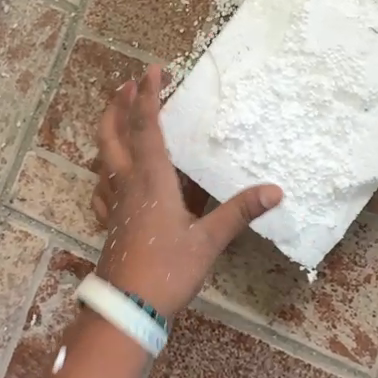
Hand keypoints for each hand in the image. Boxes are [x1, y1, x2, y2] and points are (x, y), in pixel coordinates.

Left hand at [90, 66, 281, 316]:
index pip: (147, 127)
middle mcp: (128, 183)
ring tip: (118, 118)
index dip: (149, 95)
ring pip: (104, 156)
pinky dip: (105, 170)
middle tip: (127, 85)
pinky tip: (110, 177)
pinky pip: (102, 186)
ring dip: (110, 131)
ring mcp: (115, 203)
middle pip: (112, 134)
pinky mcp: (110, 221)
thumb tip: (275, 190)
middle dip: (118, 106)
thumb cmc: (167, 270)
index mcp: (151, 179)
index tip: (152, 69)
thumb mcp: (208, 241)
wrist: (127, 308)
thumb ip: (239, 212)